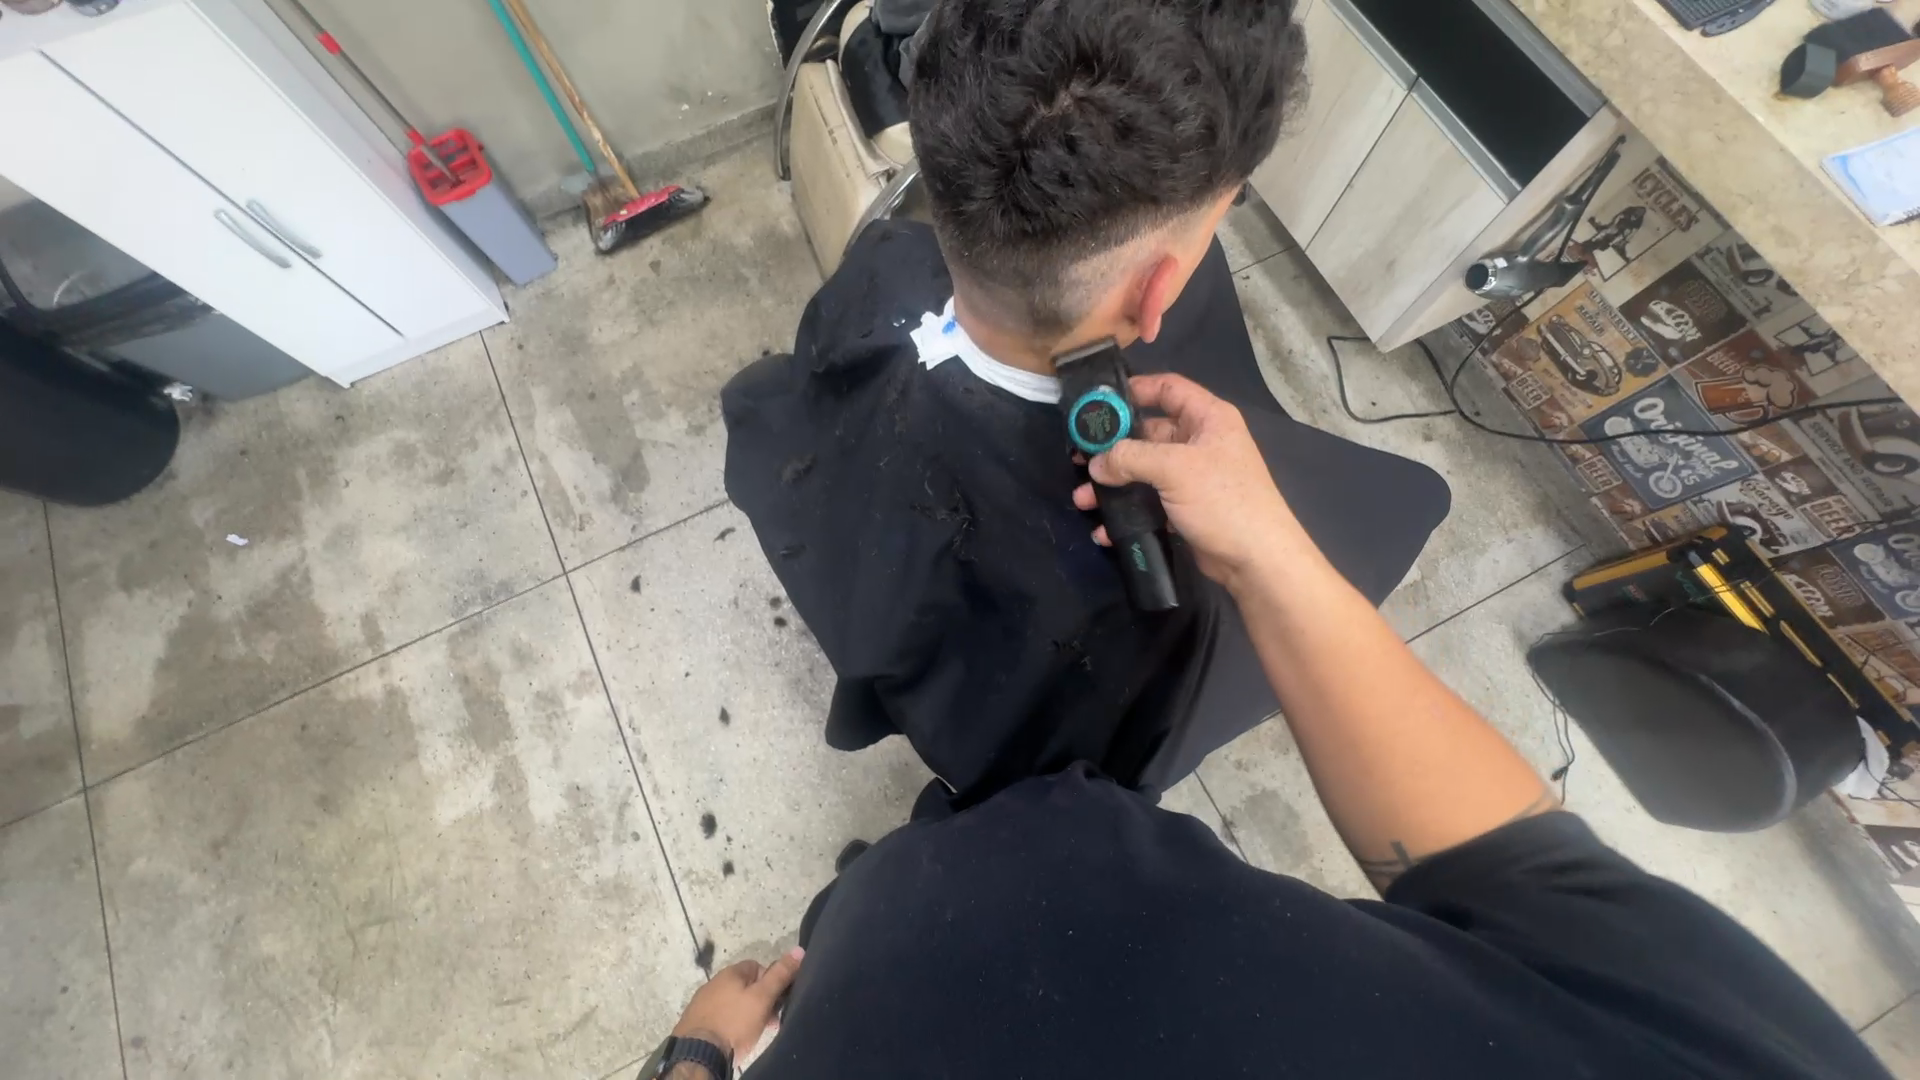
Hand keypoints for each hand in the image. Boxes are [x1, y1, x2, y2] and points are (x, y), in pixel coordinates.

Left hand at [671, 947, 804, 1062]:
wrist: (696, 1056)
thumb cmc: (734, 1023)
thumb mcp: (763, 998)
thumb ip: (780, 975)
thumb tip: (799, 950)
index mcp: (730, 972)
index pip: (758, 967)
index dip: (771, 982)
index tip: (777, 1002)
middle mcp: (714, 983)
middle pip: (745, 987)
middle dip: (759, 1001)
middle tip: (768, 1022)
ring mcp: (701, 1004)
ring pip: (731, 1004)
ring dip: (744, 1014)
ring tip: (752, 1034)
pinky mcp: (693, 1024)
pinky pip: (718, 1018)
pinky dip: (727, 1025)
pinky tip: (732, 1039)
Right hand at [1072, 374, 1300, 593]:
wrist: (1256, 559)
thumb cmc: (1223, 500)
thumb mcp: (1175, 469)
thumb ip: (1131, 458)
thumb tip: (1096, 463)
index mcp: (1207, 418)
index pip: (1168, 389)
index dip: (1134, 390)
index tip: (1098, 402)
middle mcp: (1199, 442)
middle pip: (1147, 434)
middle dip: (1112, 448)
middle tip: (1079, 458)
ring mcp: (1192, 476)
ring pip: (1143, 471)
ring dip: (1113, 485)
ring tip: (1083, 499)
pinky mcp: (1184, 507)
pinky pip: (1148, 501)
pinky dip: (1127, 511)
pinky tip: (1104, 528)